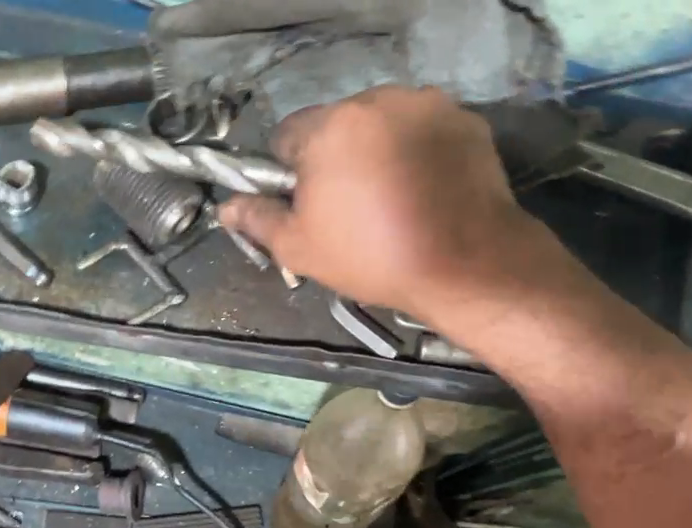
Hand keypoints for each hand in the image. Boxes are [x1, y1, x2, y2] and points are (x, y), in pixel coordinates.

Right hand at [219, 85, 564, 325]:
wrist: (463, 262)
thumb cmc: (369, 256)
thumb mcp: (298, 248)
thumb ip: (258, 219)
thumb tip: (226, 206)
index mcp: (329, 129)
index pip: (286, 135)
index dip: (287, 172)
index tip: (302, 205)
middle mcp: (378, 101)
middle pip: (336, 126)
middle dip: (333, 159)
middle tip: (345, 209)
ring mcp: (427, 106)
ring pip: (381, 125)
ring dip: (374, 152)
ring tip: (387, 201)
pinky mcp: (465, 119)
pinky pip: (422, 131)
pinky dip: (415, 153)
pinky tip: (420, 192)